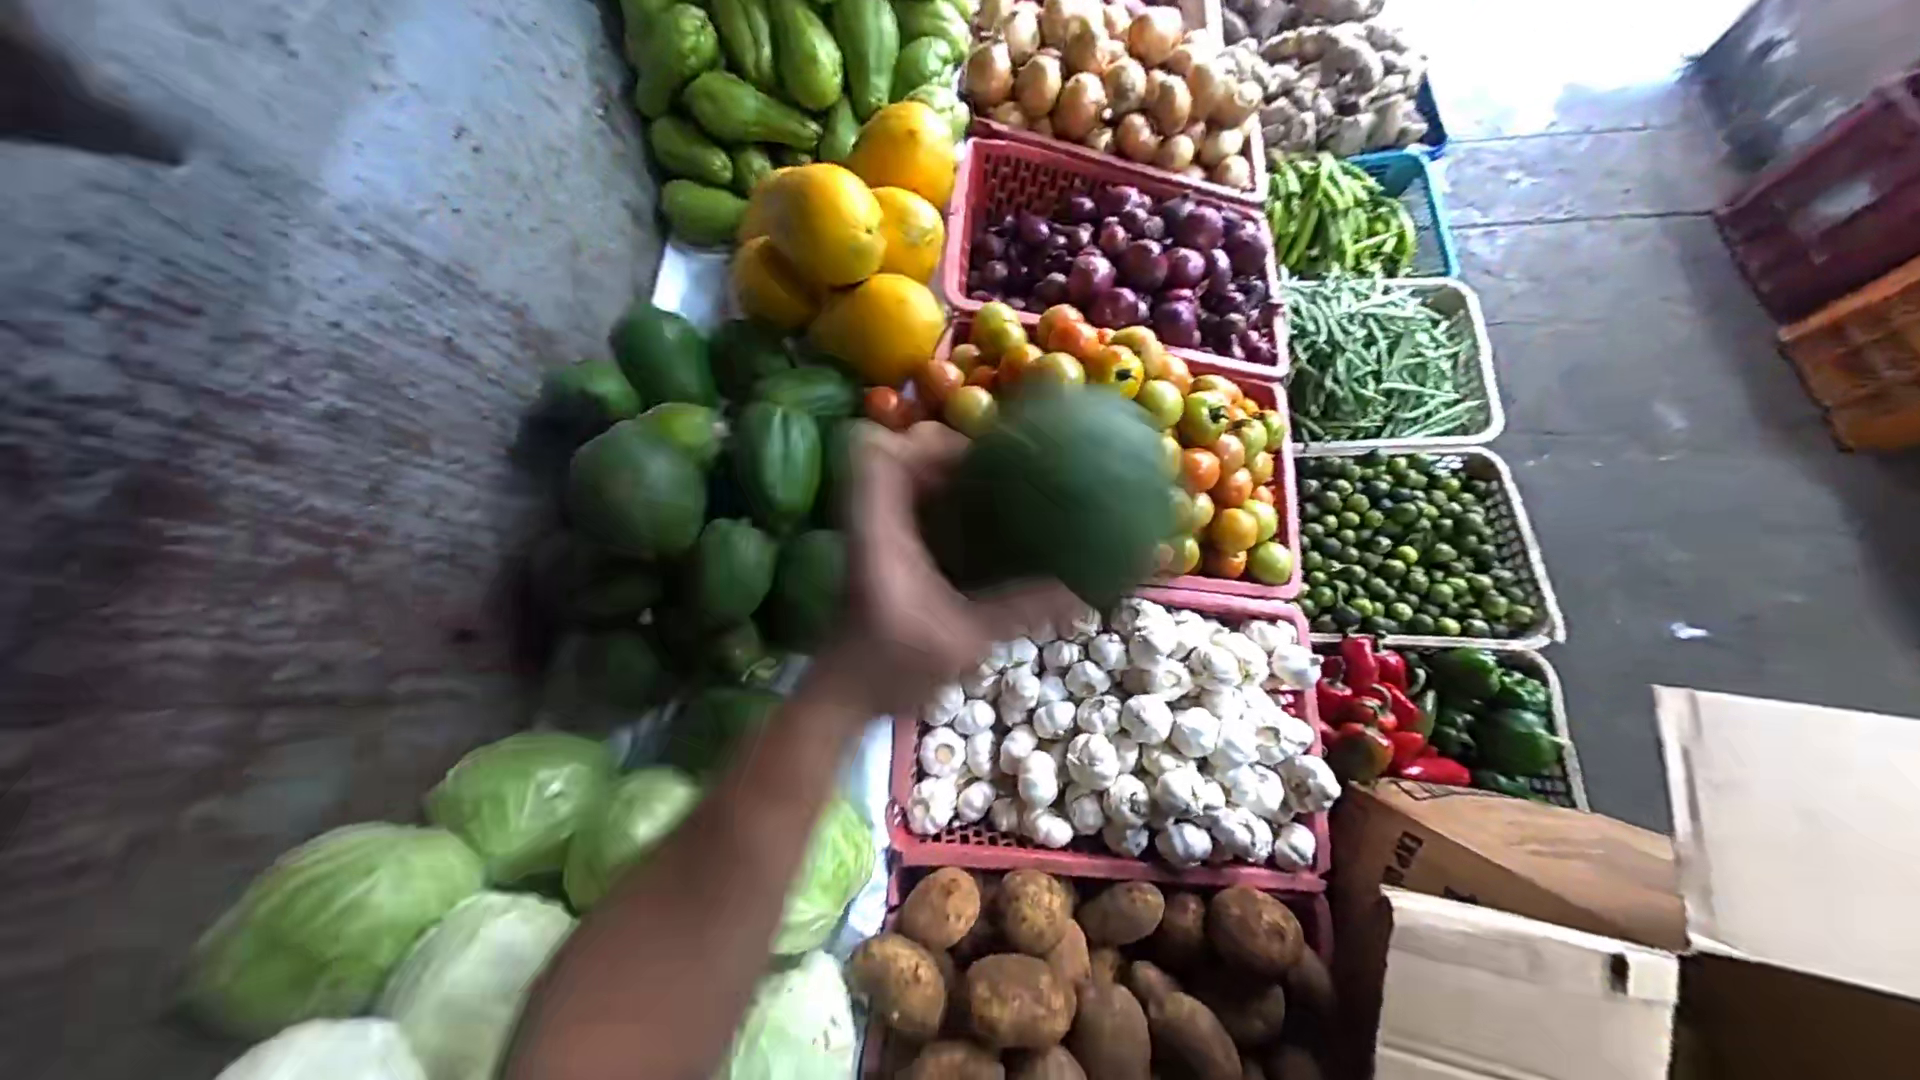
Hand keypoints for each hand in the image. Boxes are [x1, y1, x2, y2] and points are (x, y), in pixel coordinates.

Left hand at [813, 421, 1079, 717]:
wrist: (845, 695)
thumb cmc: (893, 667)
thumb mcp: (965, 639)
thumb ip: (1021, 610)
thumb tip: (1081, 591)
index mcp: (880, 531)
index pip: (883, 455)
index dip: (926, 443)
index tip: (978, 456)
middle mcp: (872, 521)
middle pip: (895, 454)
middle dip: (944, 453)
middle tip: (995, 468)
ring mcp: (873, 533)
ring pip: (901, 477)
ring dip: (943, 474)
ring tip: (993, 486)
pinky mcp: (883, 549)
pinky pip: (910, 504)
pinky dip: (940, 499)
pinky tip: (979, 522)